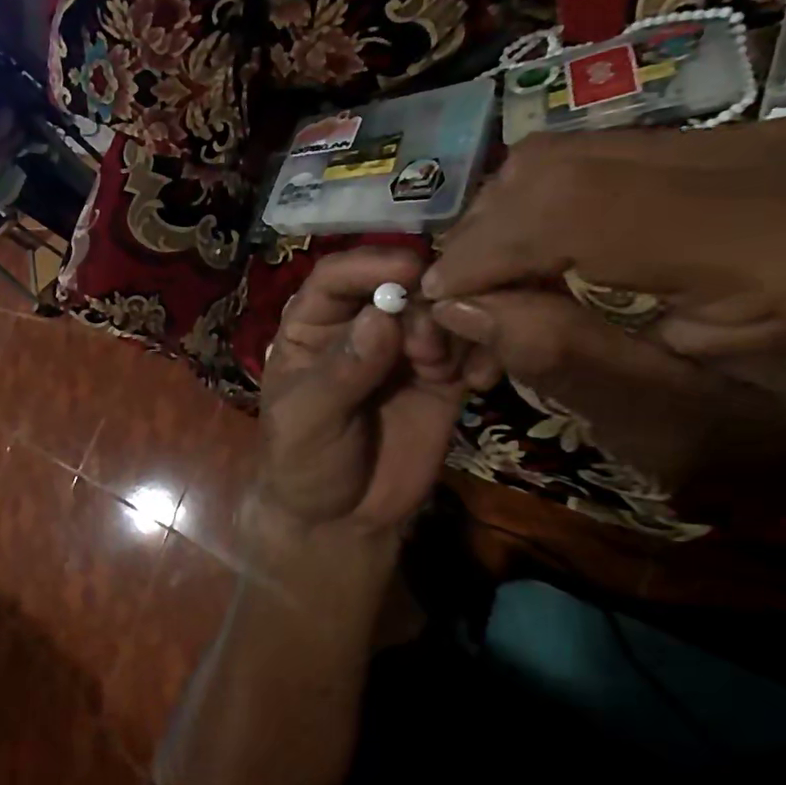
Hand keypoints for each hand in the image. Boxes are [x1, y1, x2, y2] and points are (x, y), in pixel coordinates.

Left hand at [254, 247, 465, 540]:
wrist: (341, 520)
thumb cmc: (303, 462)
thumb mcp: (306, 420)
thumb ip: (341, 372)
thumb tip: (381, 317)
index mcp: (312, 327)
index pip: (336, 278)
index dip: (369, 265)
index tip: (409, 267)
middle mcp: (360, 328)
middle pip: (397, 286)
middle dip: (420, 300)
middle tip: (428, 340)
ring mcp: (404, 352)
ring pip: (439, 313)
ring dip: (450, 329)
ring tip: (441, 372)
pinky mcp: (443, 380)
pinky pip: (471, 351)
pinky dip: (482, 354)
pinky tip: (477, 381)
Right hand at [420, 116, 785, 524]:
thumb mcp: (686, 440)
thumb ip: (567, 364)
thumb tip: (458, 305)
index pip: (574, 205)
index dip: (479, 251)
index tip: (436, 310)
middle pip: (563, 165)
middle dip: (483, 237)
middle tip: (463, 309)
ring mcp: (784, 135)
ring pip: (579, 153)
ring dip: (513, 223)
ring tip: (502, 292)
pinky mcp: (773, 138)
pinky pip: (618, 158)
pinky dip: (558, 212)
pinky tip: (557, 264)